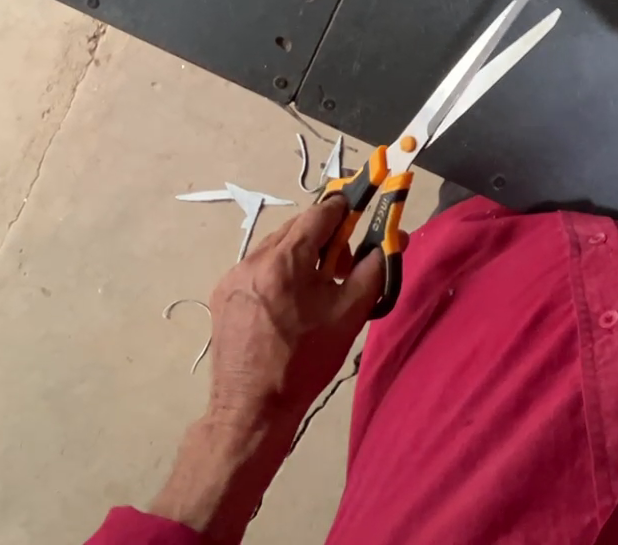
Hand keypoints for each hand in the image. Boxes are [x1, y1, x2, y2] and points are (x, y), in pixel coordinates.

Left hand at [149, 197, 383, 540]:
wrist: (253, 409)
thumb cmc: (306, 360)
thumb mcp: (350, 313)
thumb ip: (374, 268)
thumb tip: (393, 239)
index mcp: (286, 260)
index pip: (321, 211)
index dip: (345, 209)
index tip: (361, 215)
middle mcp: (254, 258)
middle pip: (298, 226)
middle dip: (325, 235)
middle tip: (343, 263)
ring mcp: (234, 275)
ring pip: (277, 245)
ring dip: (302, 252)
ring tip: (317, 286)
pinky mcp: (223, 293)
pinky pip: (259, 265)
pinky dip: (280, 270)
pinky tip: (290, 300)